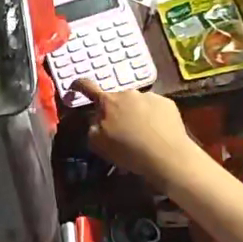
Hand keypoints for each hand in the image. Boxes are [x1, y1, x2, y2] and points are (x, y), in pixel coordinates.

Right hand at [73, 78, 205, 185]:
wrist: (167, 155)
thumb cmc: (128, 151)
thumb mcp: (98, 144)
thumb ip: (92, 127)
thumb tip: (96, 119)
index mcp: (108, 102)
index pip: (88, 87)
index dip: (78, 86)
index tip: (75, 87)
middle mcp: (128, 93)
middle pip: (116, 99)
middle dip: (115, 111)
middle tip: (120, 130)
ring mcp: (150, 96)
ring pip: (137, 103)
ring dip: (135, 114)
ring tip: (142, 134)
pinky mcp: (168, 103)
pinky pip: (155, 107)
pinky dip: (152, 117)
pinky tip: (157, 132)